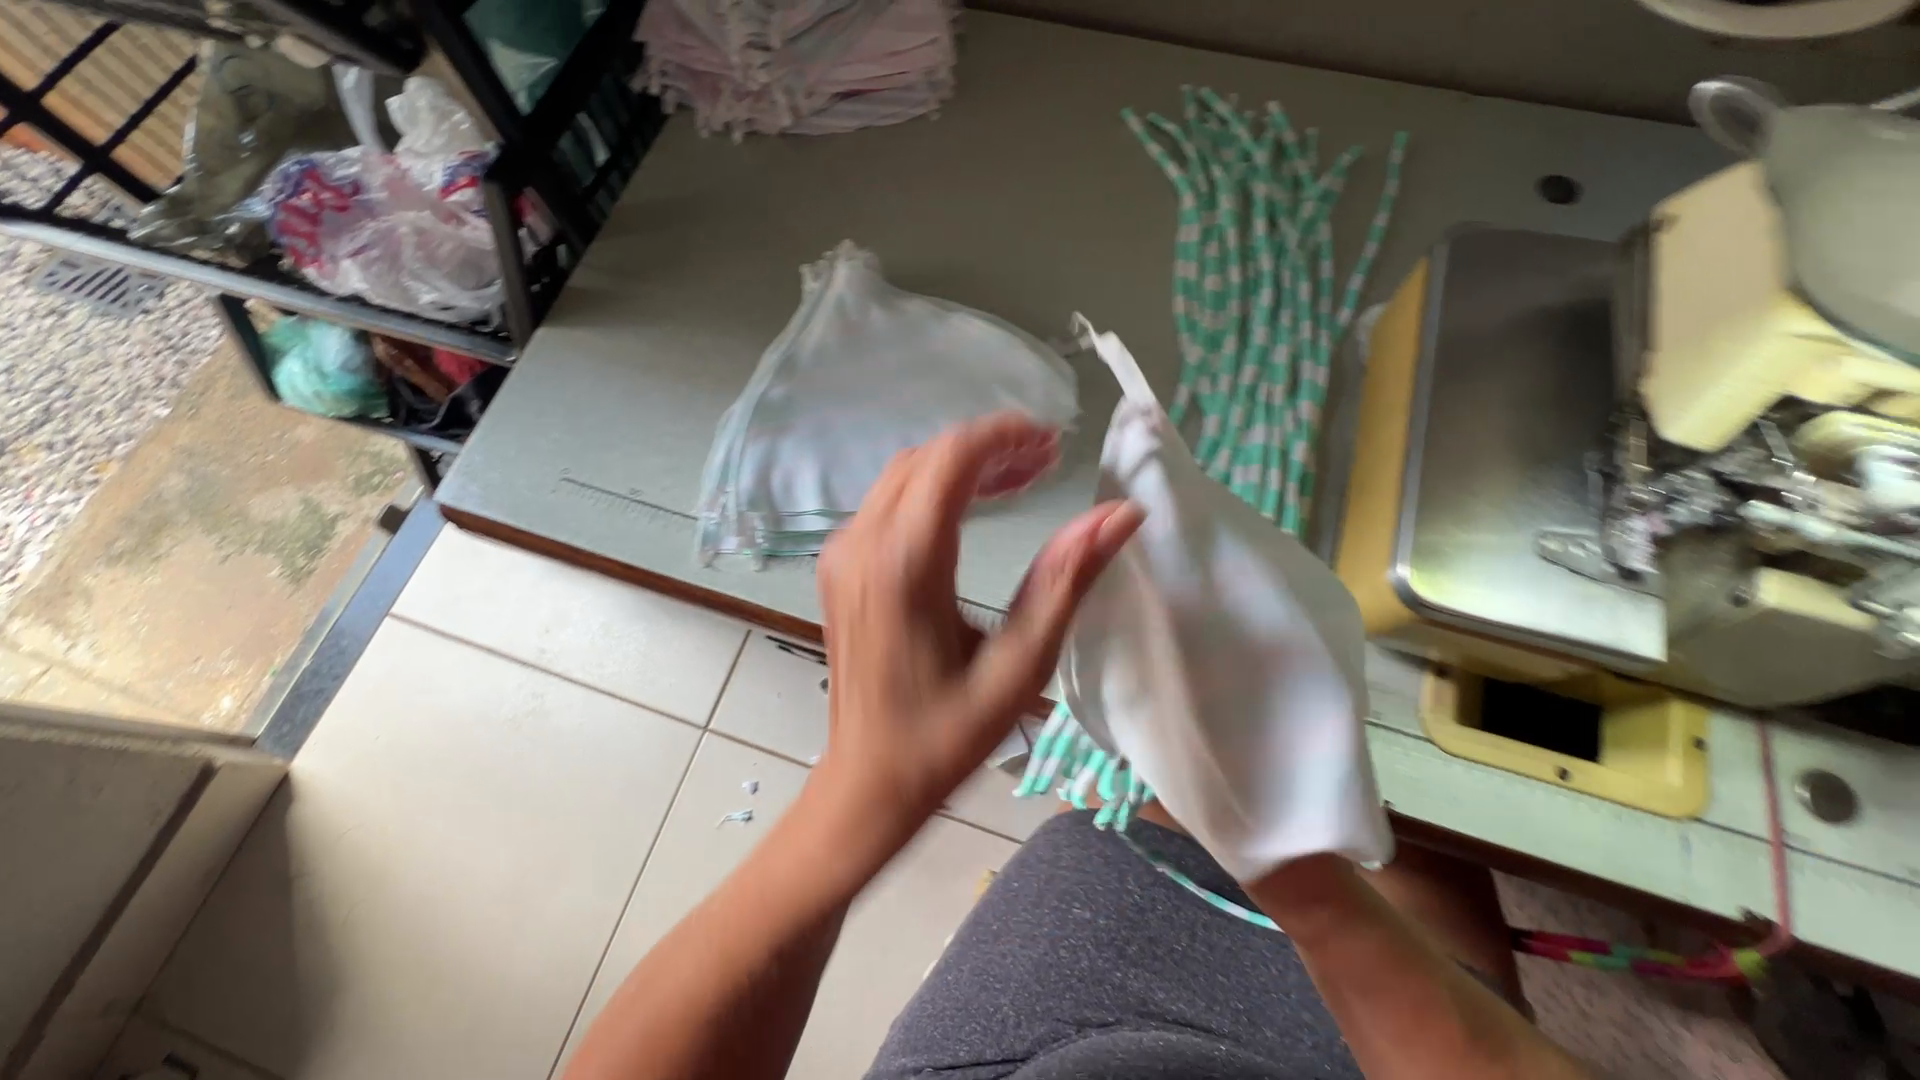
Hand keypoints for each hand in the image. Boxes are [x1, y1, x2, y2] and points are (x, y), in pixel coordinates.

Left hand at [809, 410, 1144, 855]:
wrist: (868, 781)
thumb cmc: (946, 737)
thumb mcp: (1020, 666)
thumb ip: (1067, 580)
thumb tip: (1120, 513)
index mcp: (904, 563)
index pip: (951, 460)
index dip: (1005, 437)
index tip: (1054, 442)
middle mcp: (862, 544)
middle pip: (927, 459)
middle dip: (990, 449)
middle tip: (1048, 463)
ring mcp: (843, 554)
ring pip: (906, 476)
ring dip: (964, 468)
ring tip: (1026, 479)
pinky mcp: (841, 568)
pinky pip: (890, 504)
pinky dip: (936, 492)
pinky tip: (978, 509)